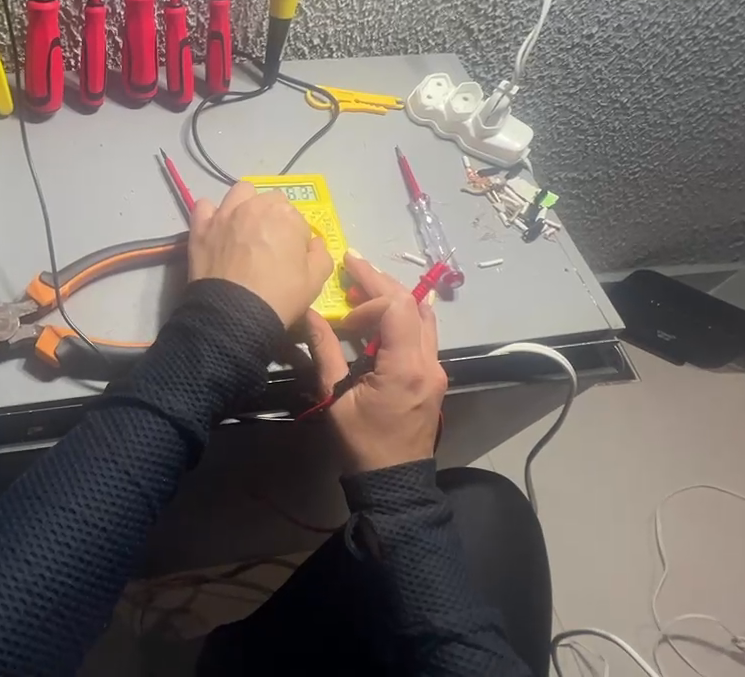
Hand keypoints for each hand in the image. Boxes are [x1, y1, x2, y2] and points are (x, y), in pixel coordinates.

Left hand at [188, 181, 335, 327]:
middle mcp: (255, 206)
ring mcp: (225, 214)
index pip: (297, 220)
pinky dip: (211, 214)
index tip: (291, 257)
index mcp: (286, 216)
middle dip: (274, 218)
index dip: (296, 239)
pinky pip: (204, 206)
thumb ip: (321, 256)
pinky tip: (216, 228)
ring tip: (245, 228)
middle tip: (270, 245)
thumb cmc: (280, 296)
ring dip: (246, 204)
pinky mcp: (201, 226)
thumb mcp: (315, 281)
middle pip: (270, 201)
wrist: (234, 314)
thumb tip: (315, 243)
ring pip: (240, 192)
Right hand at [302, 251, 448, 473]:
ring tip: (366, 281)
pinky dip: (403, 314)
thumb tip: (308, 312)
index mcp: (407, 368)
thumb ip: (324, 350)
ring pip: (422, 316)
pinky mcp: (432, 376)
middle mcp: (430, 363)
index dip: (369, 301)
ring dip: (394, 295)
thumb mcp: (335, 398)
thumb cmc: (361, 443)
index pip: (397, 308)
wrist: (393, 484)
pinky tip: (389, 308)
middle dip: (380, 281)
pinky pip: (423, 332)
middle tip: (352, 262)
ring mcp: (436, 369)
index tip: (345, 318)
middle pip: (413, 305)